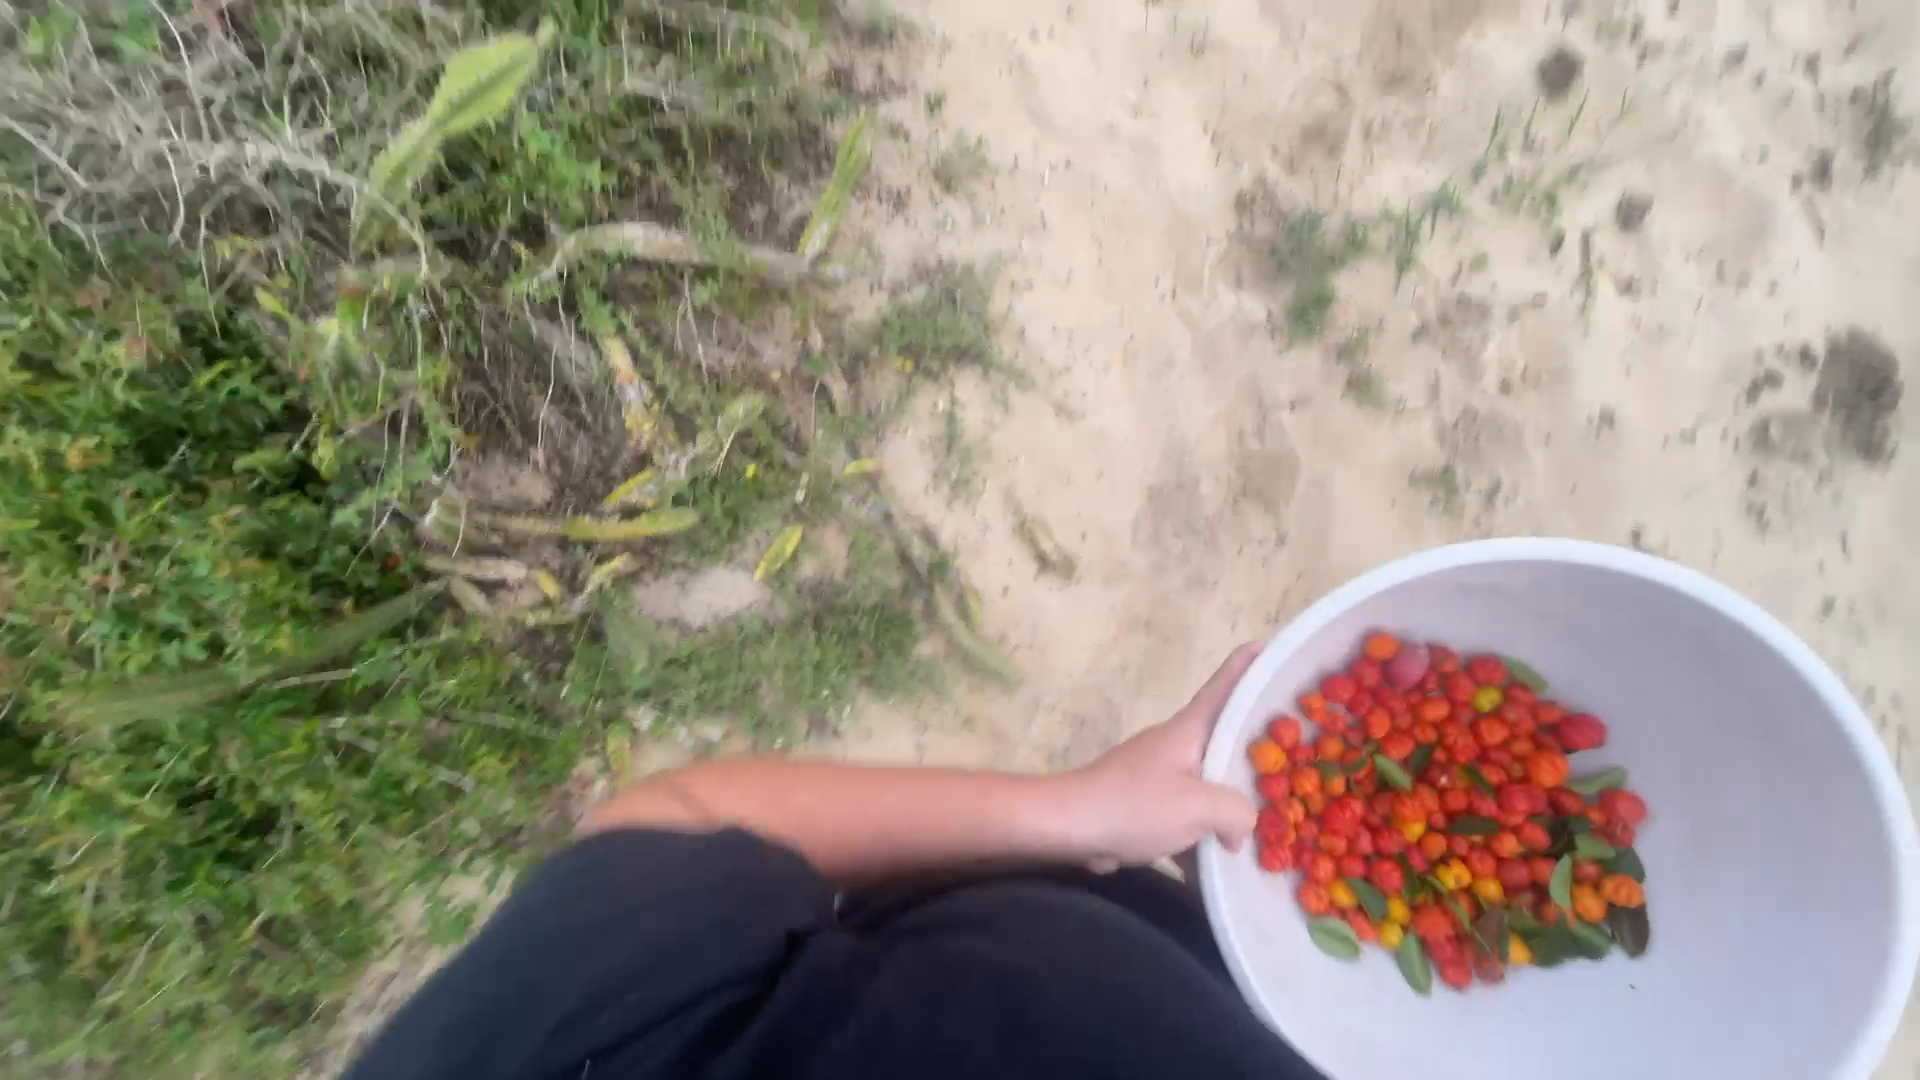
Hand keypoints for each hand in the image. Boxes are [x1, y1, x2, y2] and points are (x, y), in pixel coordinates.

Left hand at [1056, 644, 1261, 871]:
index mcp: (1189, 730)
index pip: (1224, 686)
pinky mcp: (1149, 805)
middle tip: (1306, 755)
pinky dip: (1204, 838)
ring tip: (1277, 822)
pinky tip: (1225, 870)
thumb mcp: (1197, 806)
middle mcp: (1178, 745)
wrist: (1070, 825)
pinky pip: (1188, 817)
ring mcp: (1162, 774)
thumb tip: (1238, 829)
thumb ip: (1237, 812)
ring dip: (1235, 804)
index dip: (1250, 665)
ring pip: (1211, 783)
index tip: (1275, 648)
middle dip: (1263, 748)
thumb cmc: (1133, 804)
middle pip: (1227, 738)